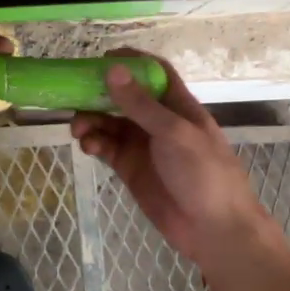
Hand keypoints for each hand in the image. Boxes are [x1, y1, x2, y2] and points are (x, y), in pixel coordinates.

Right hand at [71, 50, 277, 267]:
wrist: (215, 231)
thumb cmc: (205, 173)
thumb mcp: (174, 133)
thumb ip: (141, 104)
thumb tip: (112, 68)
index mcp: (176, 105)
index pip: (153, 72)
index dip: (130, 61)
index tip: (102, 58)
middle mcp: (157, 121)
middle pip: (122, 96)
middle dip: (98, 94)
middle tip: (74, 95)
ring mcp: (142, 145)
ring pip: (108, 121)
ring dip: (91, 119)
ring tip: (78, 129)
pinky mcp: (130, 168)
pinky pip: (105, 146)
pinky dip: (93, 142)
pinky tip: (88, 146)